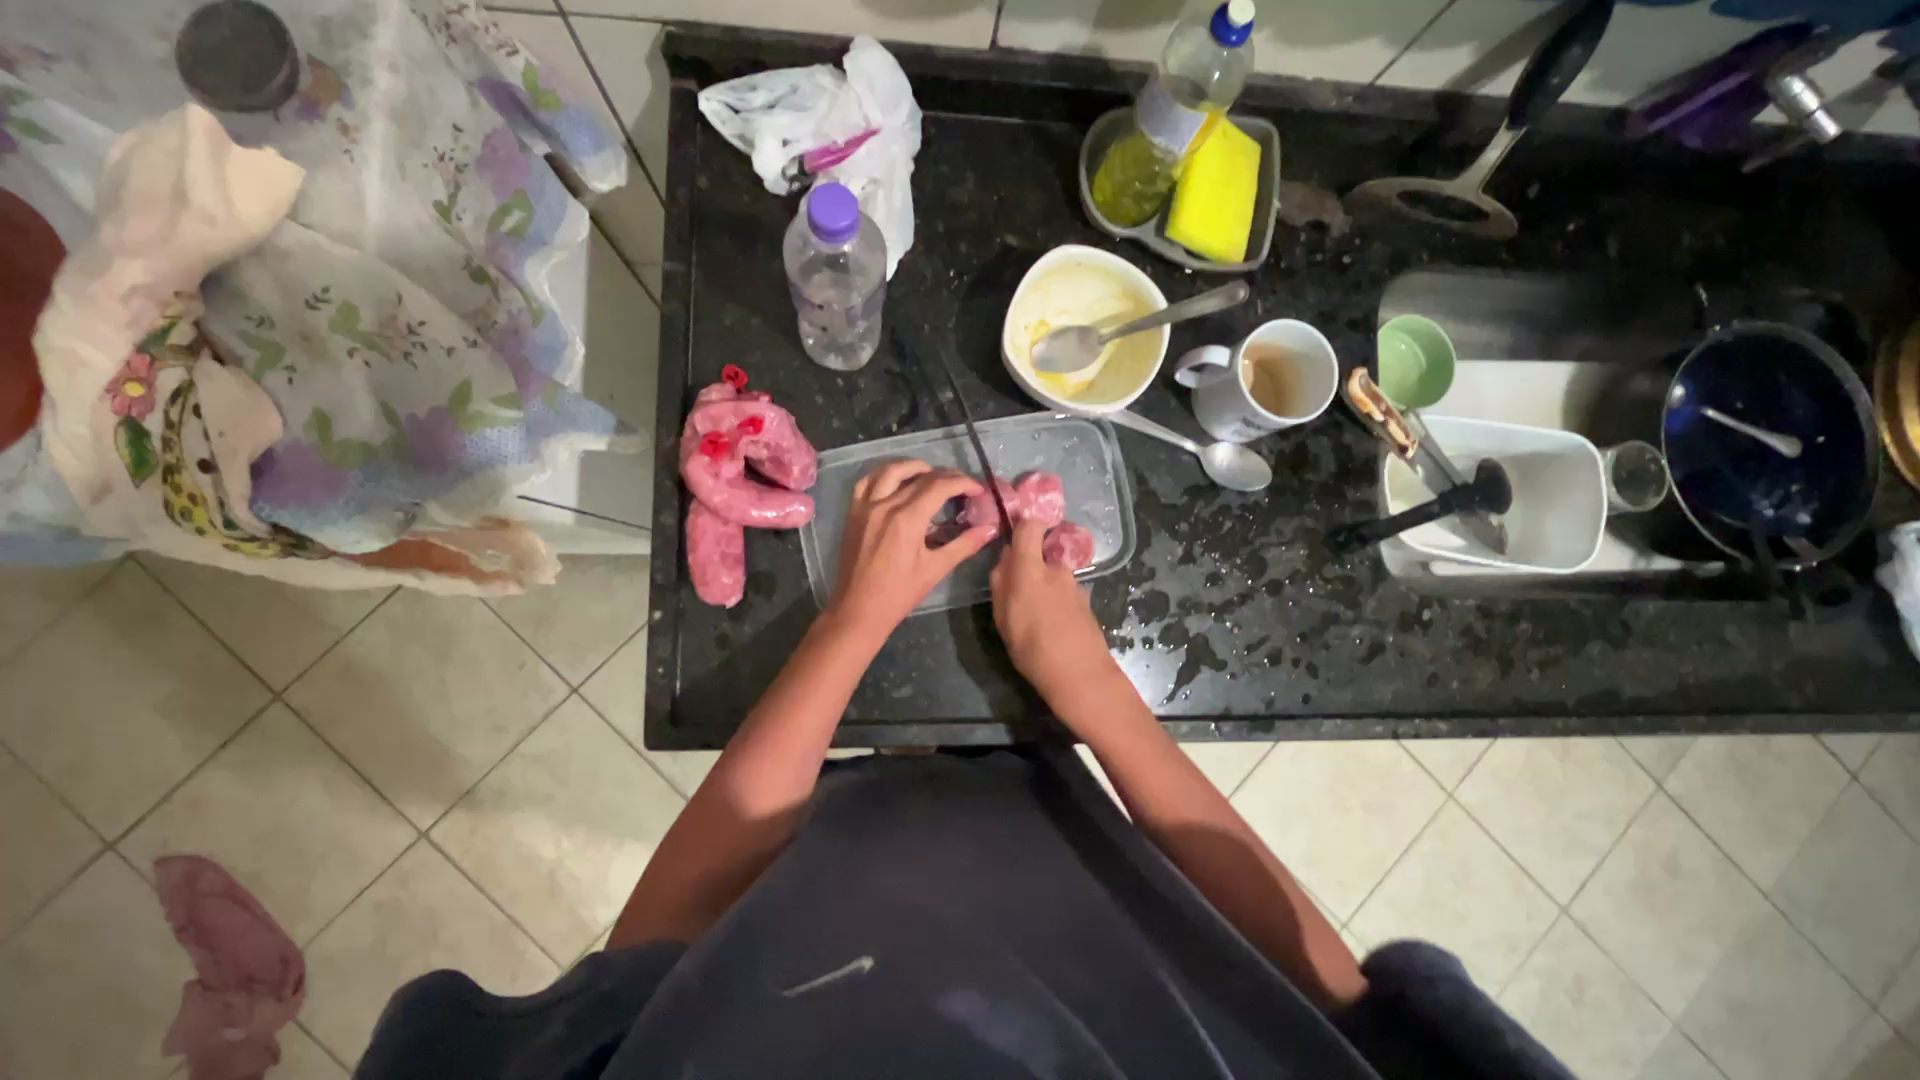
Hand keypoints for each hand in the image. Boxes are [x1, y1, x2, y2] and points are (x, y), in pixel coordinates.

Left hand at [828, 460, 994, 636]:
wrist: (858, 609)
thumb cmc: (899, 594)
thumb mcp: (935, 569)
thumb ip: (964, 545)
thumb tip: (990, 529)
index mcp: (907, 519)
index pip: (940, 487)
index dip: (962, 483)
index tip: (977, 489)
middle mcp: (885, 505)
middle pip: (920, 477)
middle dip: (945, 476)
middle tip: (961, 484)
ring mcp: (865, 507)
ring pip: (890, 471)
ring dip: (913, 467)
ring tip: (930, 473)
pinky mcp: (853, 513)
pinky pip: (866, 482)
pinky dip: (883, 474)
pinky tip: (895, 480)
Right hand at [990, 518, 1114, 694]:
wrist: (1080, 674)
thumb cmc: (1032, 647)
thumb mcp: (1002, 617)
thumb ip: (1001, 583)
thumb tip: (1005, 558)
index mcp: (1031, 568)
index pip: (1031, 526)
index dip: (1024, 525)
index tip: (1015, 537)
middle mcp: (1056, 570)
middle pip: (1040, 557)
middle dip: (1028, 570)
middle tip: (1017, 598)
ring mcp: (1075, 586)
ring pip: (1052, 578)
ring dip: (1042, 590)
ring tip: (1035, 621)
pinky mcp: (1086, 603)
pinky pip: (1064, 595)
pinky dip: (1056, 605)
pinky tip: (1052, 630)